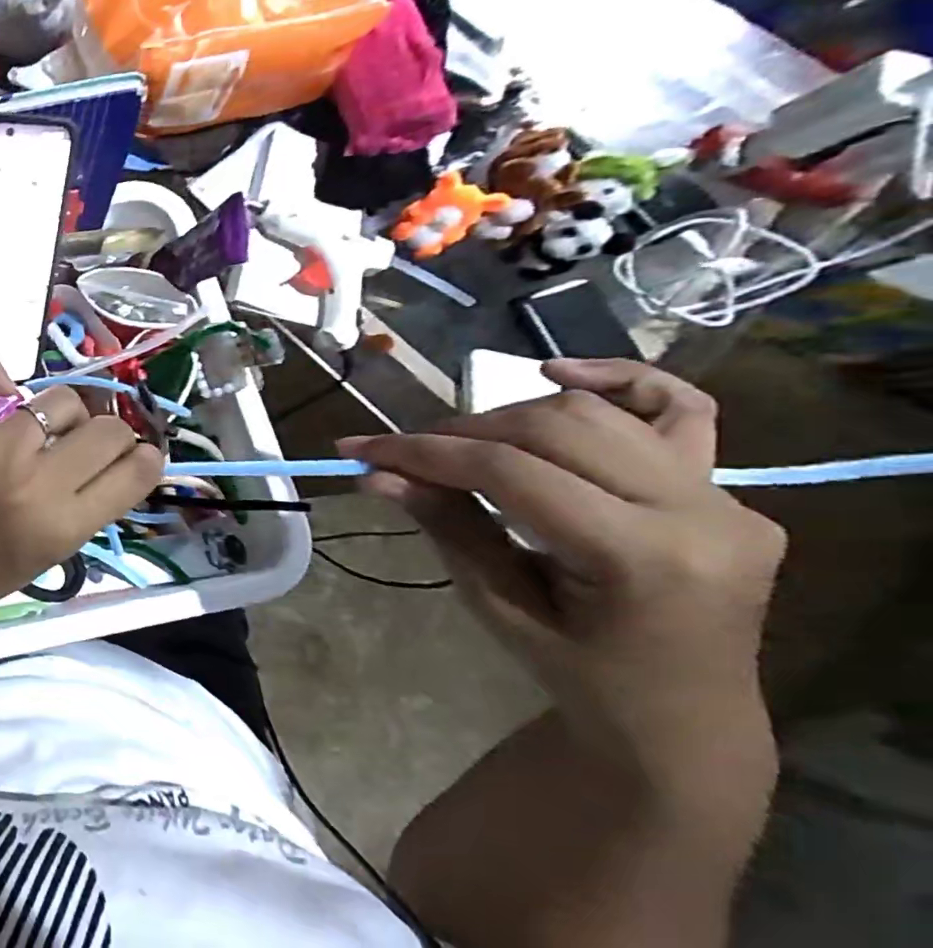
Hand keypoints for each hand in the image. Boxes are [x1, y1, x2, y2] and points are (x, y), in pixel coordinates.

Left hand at [0, 350, 163, 639]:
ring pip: (59, 399)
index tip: (135, 457)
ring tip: (46, 428)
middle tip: (88, 446)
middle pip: (107, 430)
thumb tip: (122, 458)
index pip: (137, 471)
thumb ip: (92, 505)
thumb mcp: (56, 552)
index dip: (146, 459)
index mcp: (65, 524)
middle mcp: (35, 482)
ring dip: (61, 413)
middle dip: (110, 436)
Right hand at [339, 359, 784, 778]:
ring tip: (459, 442)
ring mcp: (726, 495)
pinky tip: (557, 372)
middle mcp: (700, 513)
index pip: (512, 472)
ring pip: (596, 414)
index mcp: (643, 559)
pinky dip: (618, 380)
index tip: (361, 450)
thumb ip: (447, 527)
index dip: (426, 453)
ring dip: (510, 416)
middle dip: (461, 432)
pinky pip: (680, 408)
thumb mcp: (499, 607)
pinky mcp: (728, 487)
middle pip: (555, 428)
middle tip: (402, 454)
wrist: (683, 717)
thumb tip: (375, 476)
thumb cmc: (581, 675)